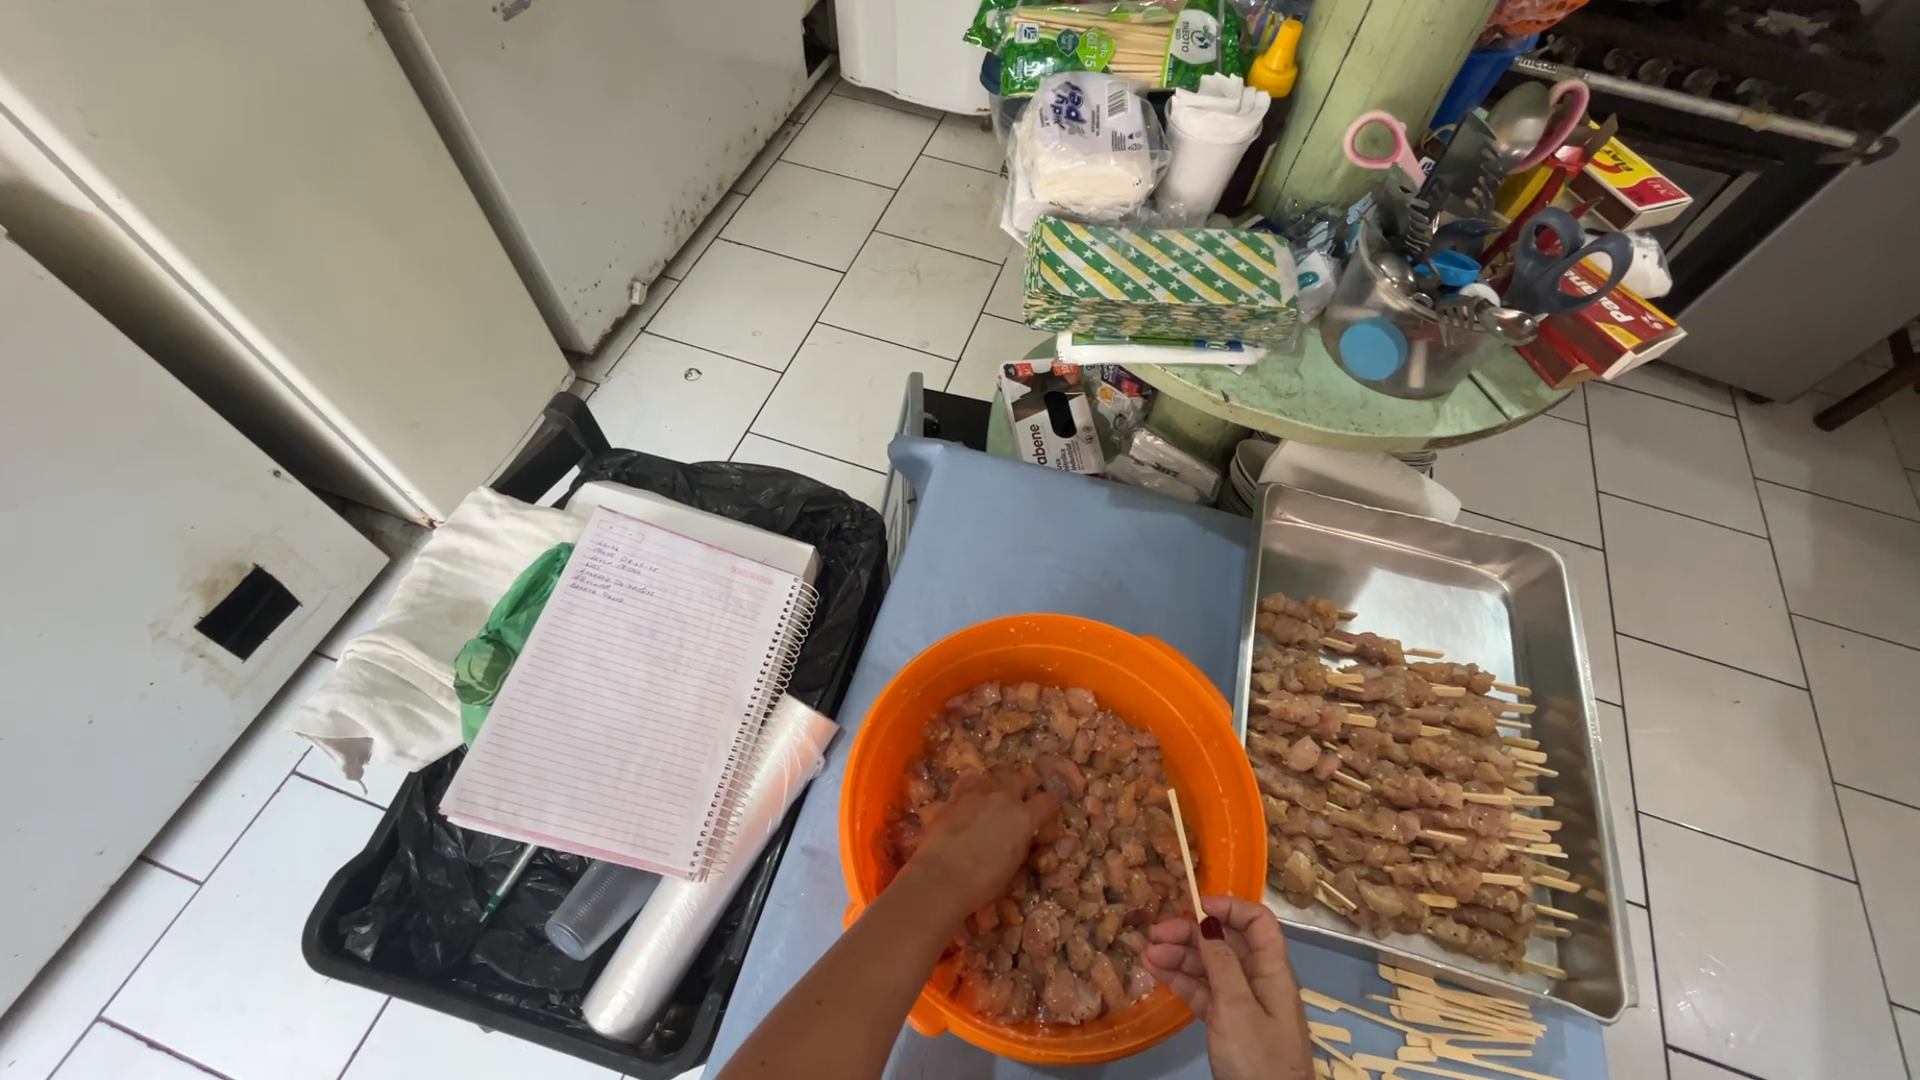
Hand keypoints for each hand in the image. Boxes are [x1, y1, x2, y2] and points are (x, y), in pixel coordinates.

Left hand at [896, 779, 1058, 919]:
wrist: (942, 877)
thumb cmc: (982, 882)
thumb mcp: (1013, 866)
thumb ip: (1022, 844)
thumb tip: (1023, 838)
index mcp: (1025, 817)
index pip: (1049, 801)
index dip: (1047, 813)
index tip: (1041, 827)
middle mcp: (1005, 796)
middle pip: (1022, 779)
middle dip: (1023, 791)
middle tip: (1017, 810)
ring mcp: (978, 792)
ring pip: (995, 776)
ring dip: (997, 788)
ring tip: (991, 805)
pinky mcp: (955, 794)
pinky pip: (969, 781)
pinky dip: (973, 789)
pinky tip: (968, 804)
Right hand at [1142, 896, 1313, 1079]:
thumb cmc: (1259, 1059)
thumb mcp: (1238, 1008)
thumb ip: (1221, 962)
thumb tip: (1209, 921)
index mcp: (1272, 971)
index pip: (1257, 923)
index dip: (1229, 907)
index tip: (1195, 906)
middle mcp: (1257, 980)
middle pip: (1225, 942)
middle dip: (1190, 933)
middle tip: (1155, 933)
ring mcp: (1241, 1002)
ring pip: (1208, 965)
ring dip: (1178, 955)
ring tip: (1146, 954)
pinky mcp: (1226, 1023)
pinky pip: (1202, 990)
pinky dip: (1180, 979)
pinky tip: (1156, 972)